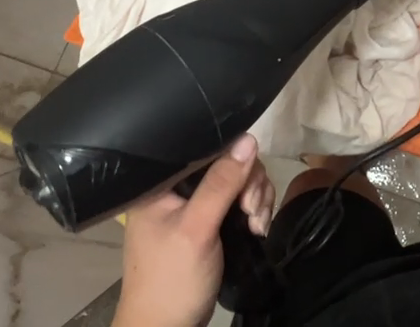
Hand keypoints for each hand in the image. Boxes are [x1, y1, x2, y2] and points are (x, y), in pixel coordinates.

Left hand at [113, 134, 275, 326]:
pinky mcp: (212, 224)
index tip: (245, 190)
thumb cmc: (171, 281)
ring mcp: (196, 207)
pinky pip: (242, 201)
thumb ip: (222, 183)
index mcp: (162, 185)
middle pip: (229, 163)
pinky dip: (255, 211)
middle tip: (251, 213)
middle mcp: (178, 190)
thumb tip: (249, 137)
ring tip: (256, 226)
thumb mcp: (197, 229)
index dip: (234, 158)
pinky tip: (257, 229)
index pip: (206, 148)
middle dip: (250, 185)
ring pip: (240, 181)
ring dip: (257, 199)